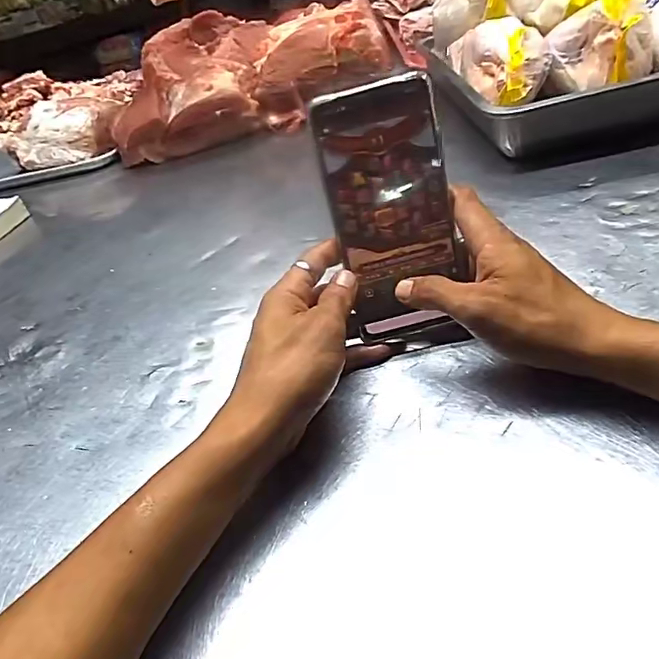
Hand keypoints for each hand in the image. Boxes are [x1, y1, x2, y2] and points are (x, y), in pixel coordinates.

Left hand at [225, 239, 391, 451]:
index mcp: (285, 296)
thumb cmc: (294, 366)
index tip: (358, 237)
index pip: (310, 262)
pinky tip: (384, 348)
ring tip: (391, 307)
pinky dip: (355, 349)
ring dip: (357, 317)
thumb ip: (338, 298)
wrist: (267, 421)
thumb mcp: (322, 326)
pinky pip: (334, 350)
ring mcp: (296, 343)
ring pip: (330, 322)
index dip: (332, 248)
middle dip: (352, 283)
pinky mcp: (305, 368)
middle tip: (387, 274)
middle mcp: (288, 315)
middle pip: (322, 291)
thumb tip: (347, 275)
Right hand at [394, 187, 637, 375]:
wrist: (589, 343)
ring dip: (434, 255)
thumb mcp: (478, 309)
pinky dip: (450, 276)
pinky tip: (431, 291)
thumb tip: (401, 285)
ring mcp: (507, 267)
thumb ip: (437, 294)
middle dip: (423, 228)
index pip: (461, 200)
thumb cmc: (535, 320)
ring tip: (399, 263)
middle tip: (387, 237)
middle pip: (457, 225)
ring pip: (463, 252)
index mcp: (493, 240)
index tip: (400, 197)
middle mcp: (499, 246)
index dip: (432, 193)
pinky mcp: (512, 287)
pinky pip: (473, 273)